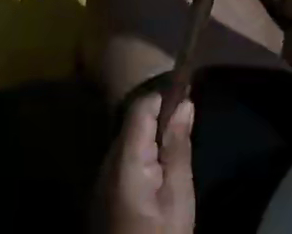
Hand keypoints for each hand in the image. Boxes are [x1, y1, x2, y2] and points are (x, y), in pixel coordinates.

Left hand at [96, 92, 194, 233]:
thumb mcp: (178, 197)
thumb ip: (178, 147)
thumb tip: (184, 103)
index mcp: (125, 157)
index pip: (142, 106)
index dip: (165, 96)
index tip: (189, 94)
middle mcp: (107, 161)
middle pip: (133, 122)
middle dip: (160, 118)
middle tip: (188, 125)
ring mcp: (102, 179)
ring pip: (128, 141)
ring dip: (152, 138)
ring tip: (177, 149)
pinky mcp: (103, 196)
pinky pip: (123, 161)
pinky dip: (142, 157)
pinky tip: (159, 173)